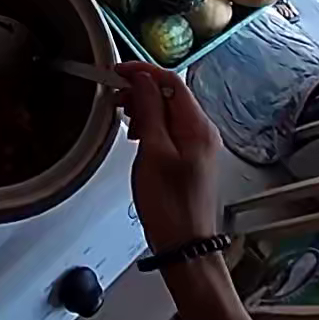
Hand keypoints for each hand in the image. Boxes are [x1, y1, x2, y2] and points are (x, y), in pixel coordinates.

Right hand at [115, 61, 221, 251]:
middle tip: (116, 97)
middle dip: (142, 90)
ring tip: (124, 117)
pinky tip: (136, 135)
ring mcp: (197, 143)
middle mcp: (202, 130)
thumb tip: (142, 79)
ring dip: (144, 107)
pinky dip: (150, 124)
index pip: (171, 81)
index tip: (117, 71)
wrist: (185, 248)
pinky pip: (169, 127)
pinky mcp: (190, 156)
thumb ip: (149, 110)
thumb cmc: (168, 205)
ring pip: (168, 110)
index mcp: (197, 125)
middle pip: (171, 93)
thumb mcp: (153, 152)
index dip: (143, 71)